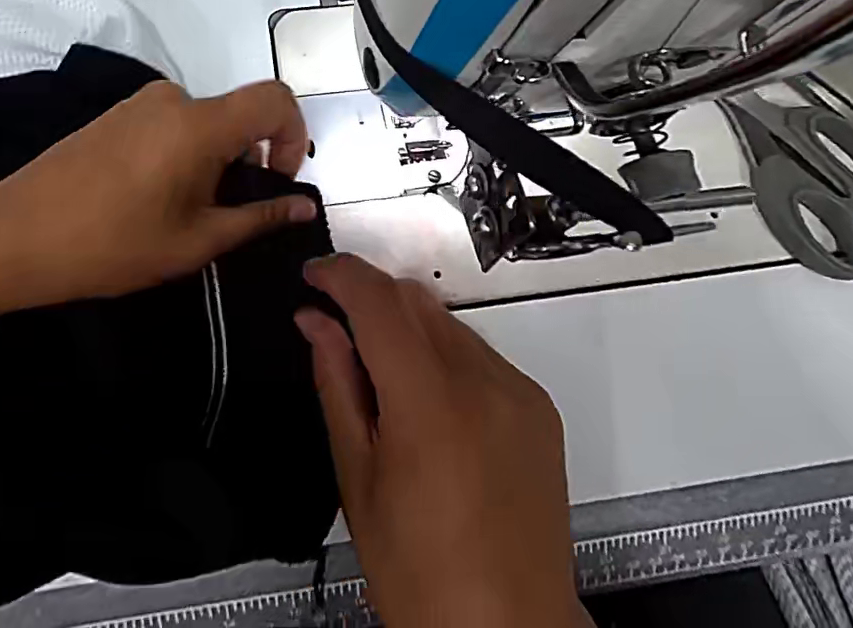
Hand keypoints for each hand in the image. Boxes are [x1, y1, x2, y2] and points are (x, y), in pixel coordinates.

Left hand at [0, 79, 313, 329]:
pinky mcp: (117, 114)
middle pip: (239, 114)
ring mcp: (140, 103)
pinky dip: (186, 152)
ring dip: (216, 158)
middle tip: (228, 211)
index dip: (294, 134)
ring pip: (206, 121)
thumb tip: (304, 204)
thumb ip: (258, 217)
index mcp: (199, 124)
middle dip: (251, 157)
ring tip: (185, 211)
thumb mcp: (194, 241)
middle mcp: (173, 99)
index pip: (275, 99)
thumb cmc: (110, 245)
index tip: (279, 178)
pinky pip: (173, 123)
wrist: (10, 237)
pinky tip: (154, 196)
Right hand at [297, 255, 590, 627]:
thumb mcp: (358, 475)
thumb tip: (317, 325)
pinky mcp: (535, 402)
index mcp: (429, 402)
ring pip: (446, 318)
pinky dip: (443, 352)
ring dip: (405, 324)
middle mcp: (482, 383)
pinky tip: (426, 395)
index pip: (377, 300)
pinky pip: (478, 349)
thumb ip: (337, 382)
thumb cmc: (427, 577)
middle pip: (413, 298)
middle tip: (335, 322)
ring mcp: (515, 390)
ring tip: (380, 375)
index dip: (340, 274)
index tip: (317, 274)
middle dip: (368, 295)